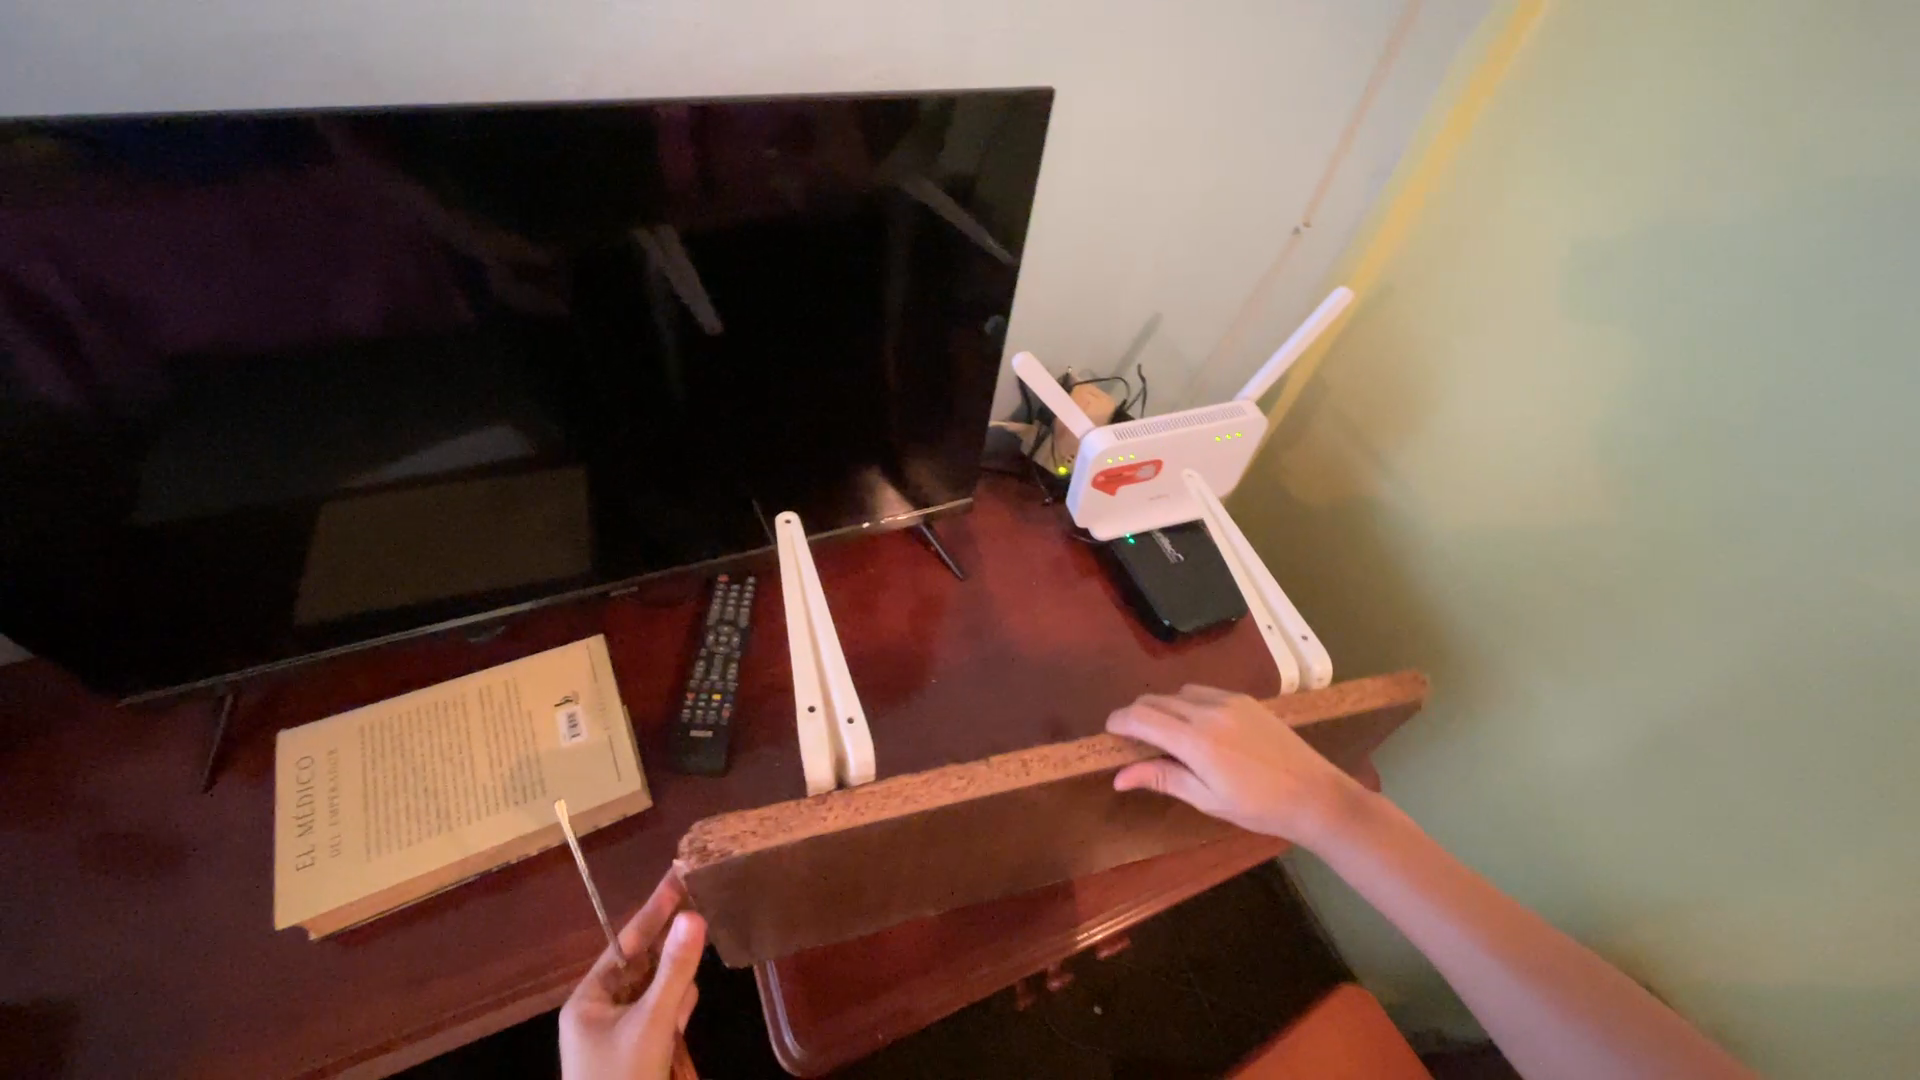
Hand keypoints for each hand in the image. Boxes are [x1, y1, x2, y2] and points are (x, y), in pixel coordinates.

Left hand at [559, 872, 706, 1079]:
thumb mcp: (651, 1026)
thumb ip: (674, 971)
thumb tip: (694, 915)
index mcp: (588, 1001)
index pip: (628, 941)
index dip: (655, 907)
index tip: (680, 874)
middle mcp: (599, 1013)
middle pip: (643, 964)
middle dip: (669, 947)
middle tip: (701, 909)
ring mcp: (617, 1037)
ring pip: (655, 990)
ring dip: (674, 984)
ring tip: (689, 975)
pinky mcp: (635, 1056)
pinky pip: (660, 1016)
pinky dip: (675, 1011)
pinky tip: (683, 1017)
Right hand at [1106, 684, 1372, 850]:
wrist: (1314, 794)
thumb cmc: (1258, 807)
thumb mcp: (1206, 799)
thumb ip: (1162, 778)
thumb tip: (1118, 777)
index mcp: (1196, 741)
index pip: (1140, 717)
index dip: (1118, 722)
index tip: (1110, 733)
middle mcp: (1207, 711)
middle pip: (1154, 701)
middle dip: (1136, 716)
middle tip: (1135, 740)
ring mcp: (1227, 701)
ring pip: (1176, 693)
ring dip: (1162, 708)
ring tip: (1167, 735)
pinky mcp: (1243, 699)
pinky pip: (1201, 692)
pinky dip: (1186, 704)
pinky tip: (1197, 727)